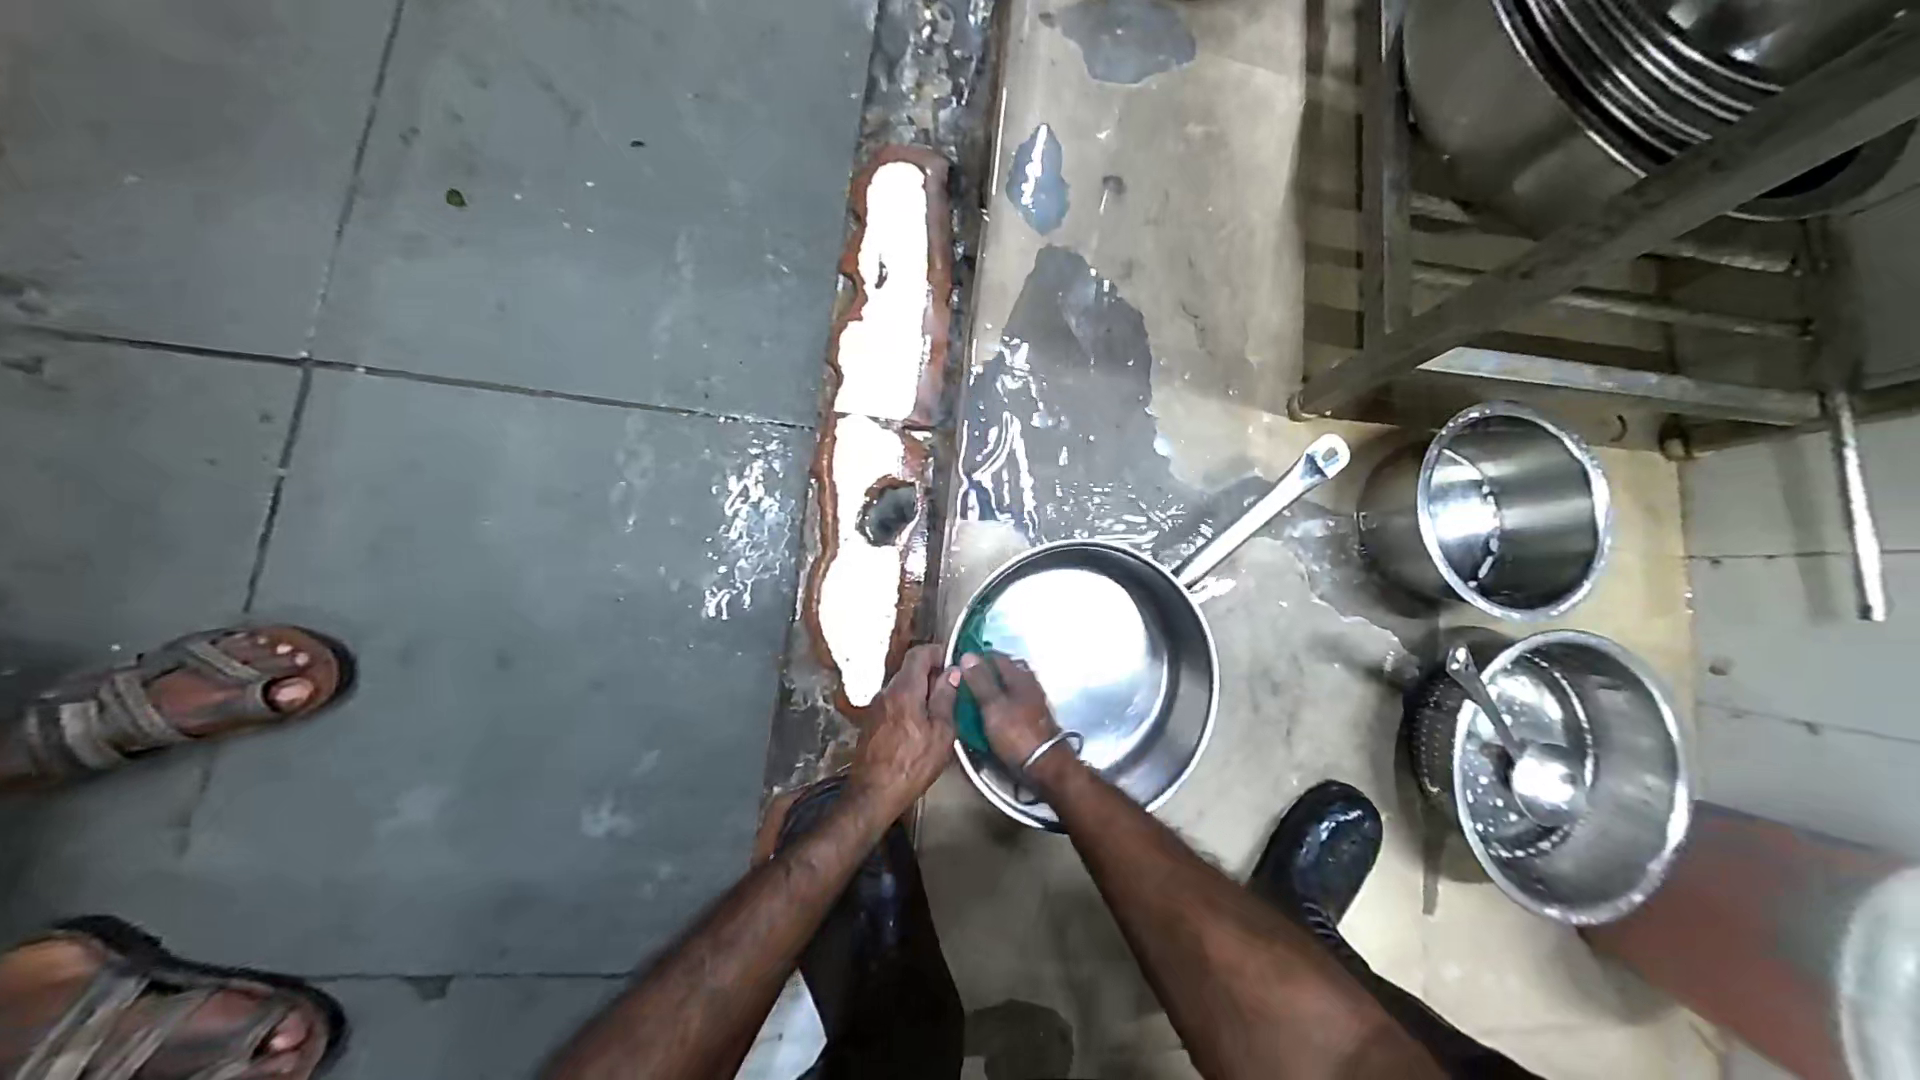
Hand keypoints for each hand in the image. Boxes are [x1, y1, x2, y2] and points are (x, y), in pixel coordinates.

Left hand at [848, 643, 954, 818]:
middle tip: (953, 688)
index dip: (938, 652)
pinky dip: (910, 703)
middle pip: (910, 669)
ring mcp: (876, 707)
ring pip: (902, 686)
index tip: (954, 661)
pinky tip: (923, 723)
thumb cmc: (912, 765)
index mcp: (904, 690)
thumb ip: (946, 698)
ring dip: (921, 689)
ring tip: (941, 708)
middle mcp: (886, 692)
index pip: (919, 654)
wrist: (873, 794)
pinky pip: (894, 701)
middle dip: (932, 672)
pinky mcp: (872, 722)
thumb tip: (952, 672)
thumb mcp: (941, 733)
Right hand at [945, 652, 1063, 774]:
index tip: (958, 666)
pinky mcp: (1032, 717)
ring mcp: (1033, 701)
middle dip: (984, 674)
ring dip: (992, 689)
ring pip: (1007, 687)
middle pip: (1003, 671)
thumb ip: (980, 681)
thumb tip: (967, 655)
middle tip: (963, 684)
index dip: (976, 659)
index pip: (995, 656)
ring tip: (972, 699)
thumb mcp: (992, 706)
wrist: (1044, 766)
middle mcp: (1029, 683)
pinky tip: (989, 713)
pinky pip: (1011, 702)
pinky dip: (999, 703)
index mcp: (1019, 676)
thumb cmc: (1016, 733)